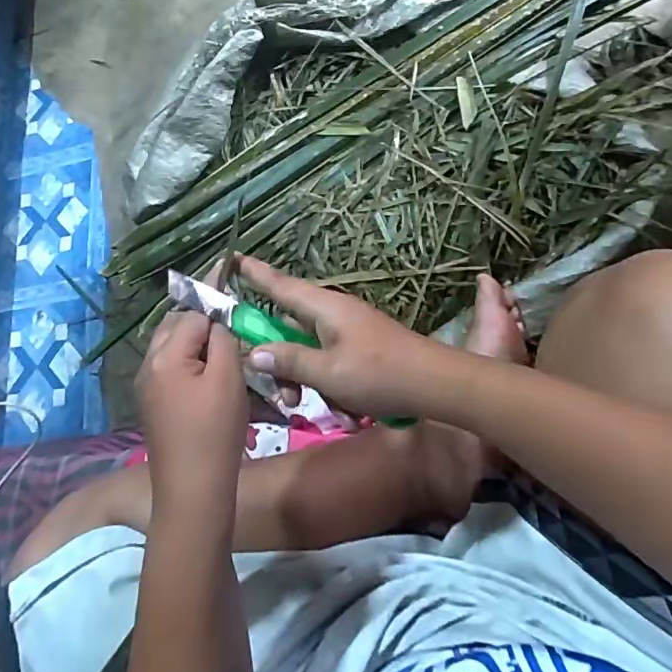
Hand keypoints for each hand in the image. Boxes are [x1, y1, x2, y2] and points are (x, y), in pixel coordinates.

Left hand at [136, 311, 248, 495]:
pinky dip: (186, 366)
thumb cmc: (215, 431)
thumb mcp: (228, 378)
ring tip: (221, 365)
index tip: (239, 333)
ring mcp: (145, 385)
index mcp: (164, 354)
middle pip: (174, 326)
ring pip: (170, 347)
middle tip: (230, 346)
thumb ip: (222, 340)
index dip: (218, 320)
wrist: (192, 488)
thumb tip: (217, 325)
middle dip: (201, 328)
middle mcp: (147, 363)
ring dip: (194, 347)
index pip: (193, 315)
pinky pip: (168, 368)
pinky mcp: (150, 403)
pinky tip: (206, 385)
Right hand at [235, 256, 452, 420]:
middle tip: (284, 396)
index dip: (255, 274)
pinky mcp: (362, 348)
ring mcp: (350, 330)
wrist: (438, 385)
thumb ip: (289, 361)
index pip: (280, 285)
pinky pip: (332, 362)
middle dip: (282, 363)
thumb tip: (254, 352)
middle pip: (290, 329)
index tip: (234, 258)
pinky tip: (347, 413)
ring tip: (320, 409)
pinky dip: (332, 386)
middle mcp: (334, 313)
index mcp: (324, 308)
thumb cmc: (380, 374)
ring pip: (311, 352)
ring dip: (309, 381)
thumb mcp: (328, 373)